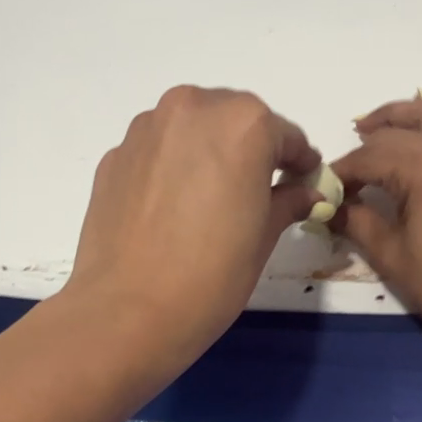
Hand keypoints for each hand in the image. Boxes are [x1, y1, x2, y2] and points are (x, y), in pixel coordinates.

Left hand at [66, 86, 321, 352]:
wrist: (127, 312)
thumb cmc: (212, 275)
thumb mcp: (263, 237)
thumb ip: (287, 201)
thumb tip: (305, 193)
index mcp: (242, 124)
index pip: (284, 135)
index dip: (298, 161)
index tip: (304, 182)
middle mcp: (192, 109)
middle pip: (234, 119)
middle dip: (250, 148)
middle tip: (258, 189)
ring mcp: (146, 129)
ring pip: (191, 128)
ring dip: (207, 151)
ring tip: (211, 197)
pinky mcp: (115, 155)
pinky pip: (157, 151)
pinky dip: (172, 167)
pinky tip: (173, 208)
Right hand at [333, 96, 421, 355]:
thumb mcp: (390, 254)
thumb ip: (356, 221)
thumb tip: (328, 207)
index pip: (369, 157)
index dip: (340, 172)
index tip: (320, 189)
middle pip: (396, 132)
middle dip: (364, 148)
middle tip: (342, 174)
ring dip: (398, 119)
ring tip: (369, 134)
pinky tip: (409, 151)